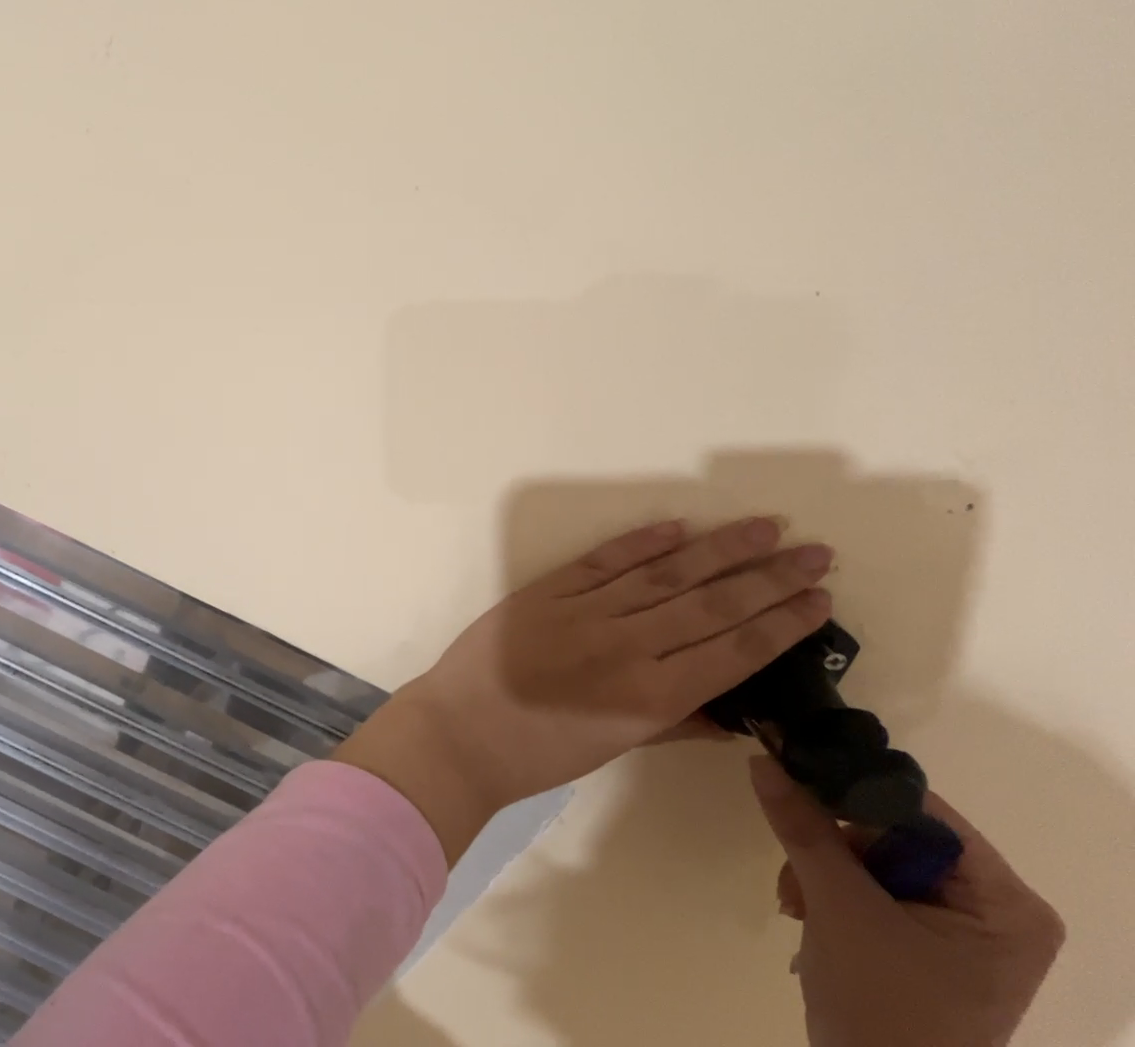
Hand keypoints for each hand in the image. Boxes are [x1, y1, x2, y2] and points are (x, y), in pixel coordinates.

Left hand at [334, 517, 833, 862]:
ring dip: (719, 548)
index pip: (738, 649)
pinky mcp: (544, 592)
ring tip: (765, 527)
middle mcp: (628, 647)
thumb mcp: (616, 747)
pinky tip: (678, 527)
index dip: (784, 621)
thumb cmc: (538, 753)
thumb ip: (676, 723)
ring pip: (665, 573)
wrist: (459, 732)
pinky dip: (640, 542)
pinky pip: (602, 562)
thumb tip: (735, 717)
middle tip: (817, 552)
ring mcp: (584, 613)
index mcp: (653, 696)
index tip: (821, 597)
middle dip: (771, 577)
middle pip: (713, 603)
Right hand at [752, 757, 1064, 1046]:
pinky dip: (832, 894)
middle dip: (833, 848)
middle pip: (895, 835)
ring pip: (874, 859)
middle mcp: (996, 907)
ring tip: (796, 906)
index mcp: (1005, 901)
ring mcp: (964, 927)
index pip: (923, 813)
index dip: (855, 792)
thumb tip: (764, 759)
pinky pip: (874, 889)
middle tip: (793, 874)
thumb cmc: (881, 1004)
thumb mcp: (838, 908)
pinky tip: (809, 916)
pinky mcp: (929, 941)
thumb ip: (803, 829)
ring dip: (823, 872)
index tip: (791, 780)